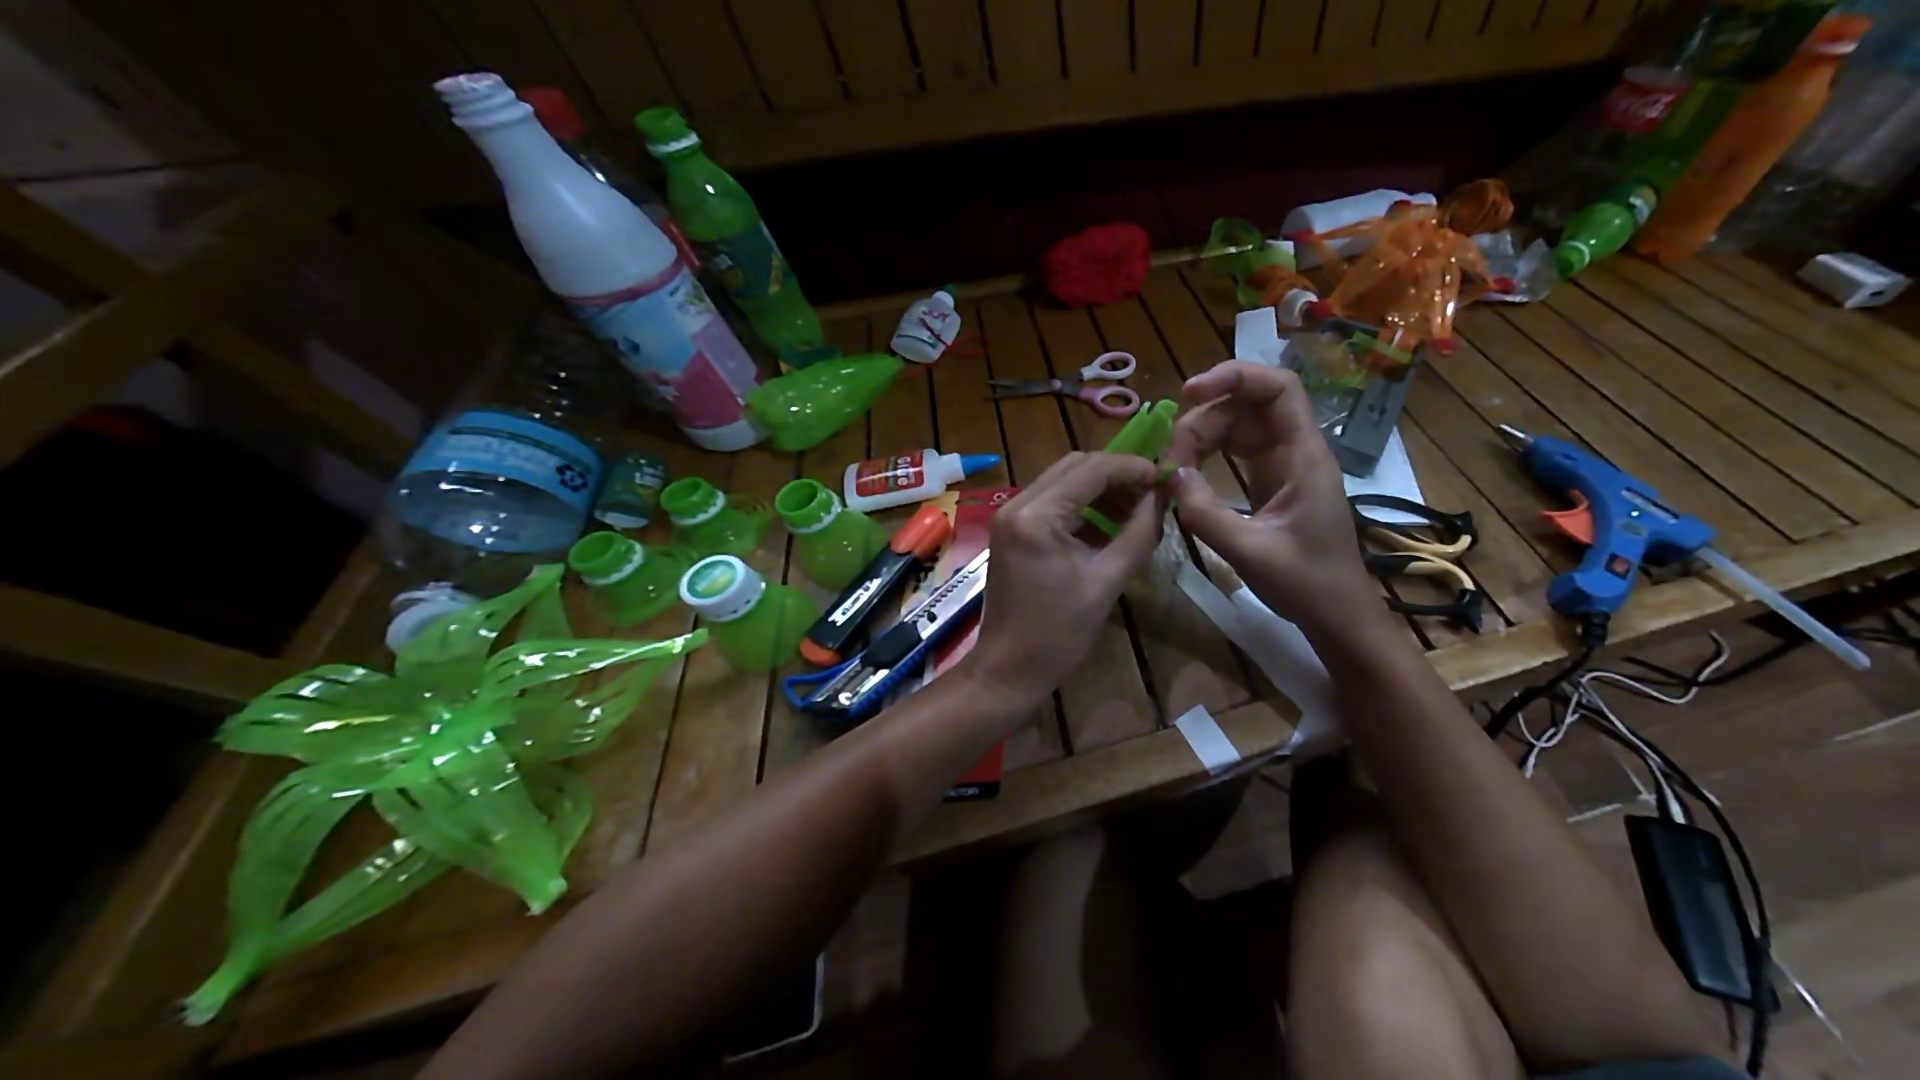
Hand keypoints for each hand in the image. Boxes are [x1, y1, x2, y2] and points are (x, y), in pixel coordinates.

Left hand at [961, 452, 1165, 708]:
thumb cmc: (1058, 633)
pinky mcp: (1011, 531)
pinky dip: (1082, 507)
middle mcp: (1017, 505)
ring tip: (1137, 511)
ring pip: (1063, 482)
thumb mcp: (1108, 581)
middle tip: (1152, 494)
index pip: (1091, 469)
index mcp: (1036, 516)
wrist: (1008, 669)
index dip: (1133, 468)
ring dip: (1100, 489)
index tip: (1166, 478)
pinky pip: (1052, 503)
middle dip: (1117, 475)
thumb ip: (1139, 532)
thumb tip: (1163, 497)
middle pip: (1074, 467)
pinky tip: (1109, 525)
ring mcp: (1010, 517)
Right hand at [1164, 362, 1374, 634]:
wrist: (1337, 614)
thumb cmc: (1306, 584)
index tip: (1190, 392)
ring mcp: (1282, 465)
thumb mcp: (1250, 552)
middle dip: (1204, 417)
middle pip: (1247, 405)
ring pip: (1237, 426)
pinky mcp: (1269, 482)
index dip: (1235, 376)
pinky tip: (1185, 472)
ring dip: (1201, 436)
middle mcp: (1295, 450)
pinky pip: (1234, 451)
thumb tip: (1171, 476)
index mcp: (1303, 456)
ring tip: (1173, 467)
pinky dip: (1207, 454)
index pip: (1278, 388)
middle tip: (1170, 456)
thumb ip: (1206, 514)